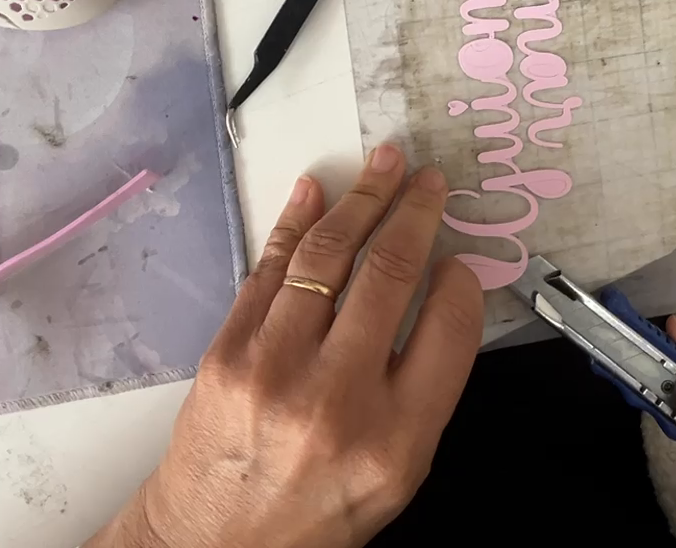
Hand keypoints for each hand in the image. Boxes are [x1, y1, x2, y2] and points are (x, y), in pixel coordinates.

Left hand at [88, 144, 483, 547]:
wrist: (213, 544)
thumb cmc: (320, 509)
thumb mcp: (398, 471)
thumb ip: (428, 384)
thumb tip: (443, 287)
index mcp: (396, 437)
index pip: (449, 328)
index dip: (461, 279)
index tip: (459, 257)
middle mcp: (337, 397)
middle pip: (389, 275)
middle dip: (414, 213)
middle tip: (428, 179)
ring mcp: (274, 366)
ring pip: (328, 257)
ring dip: (362, 200)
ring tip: (385, 164)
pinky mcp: (228, 347)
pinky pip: (271, 266)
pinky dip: (296, 221)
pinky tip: (317, 189)